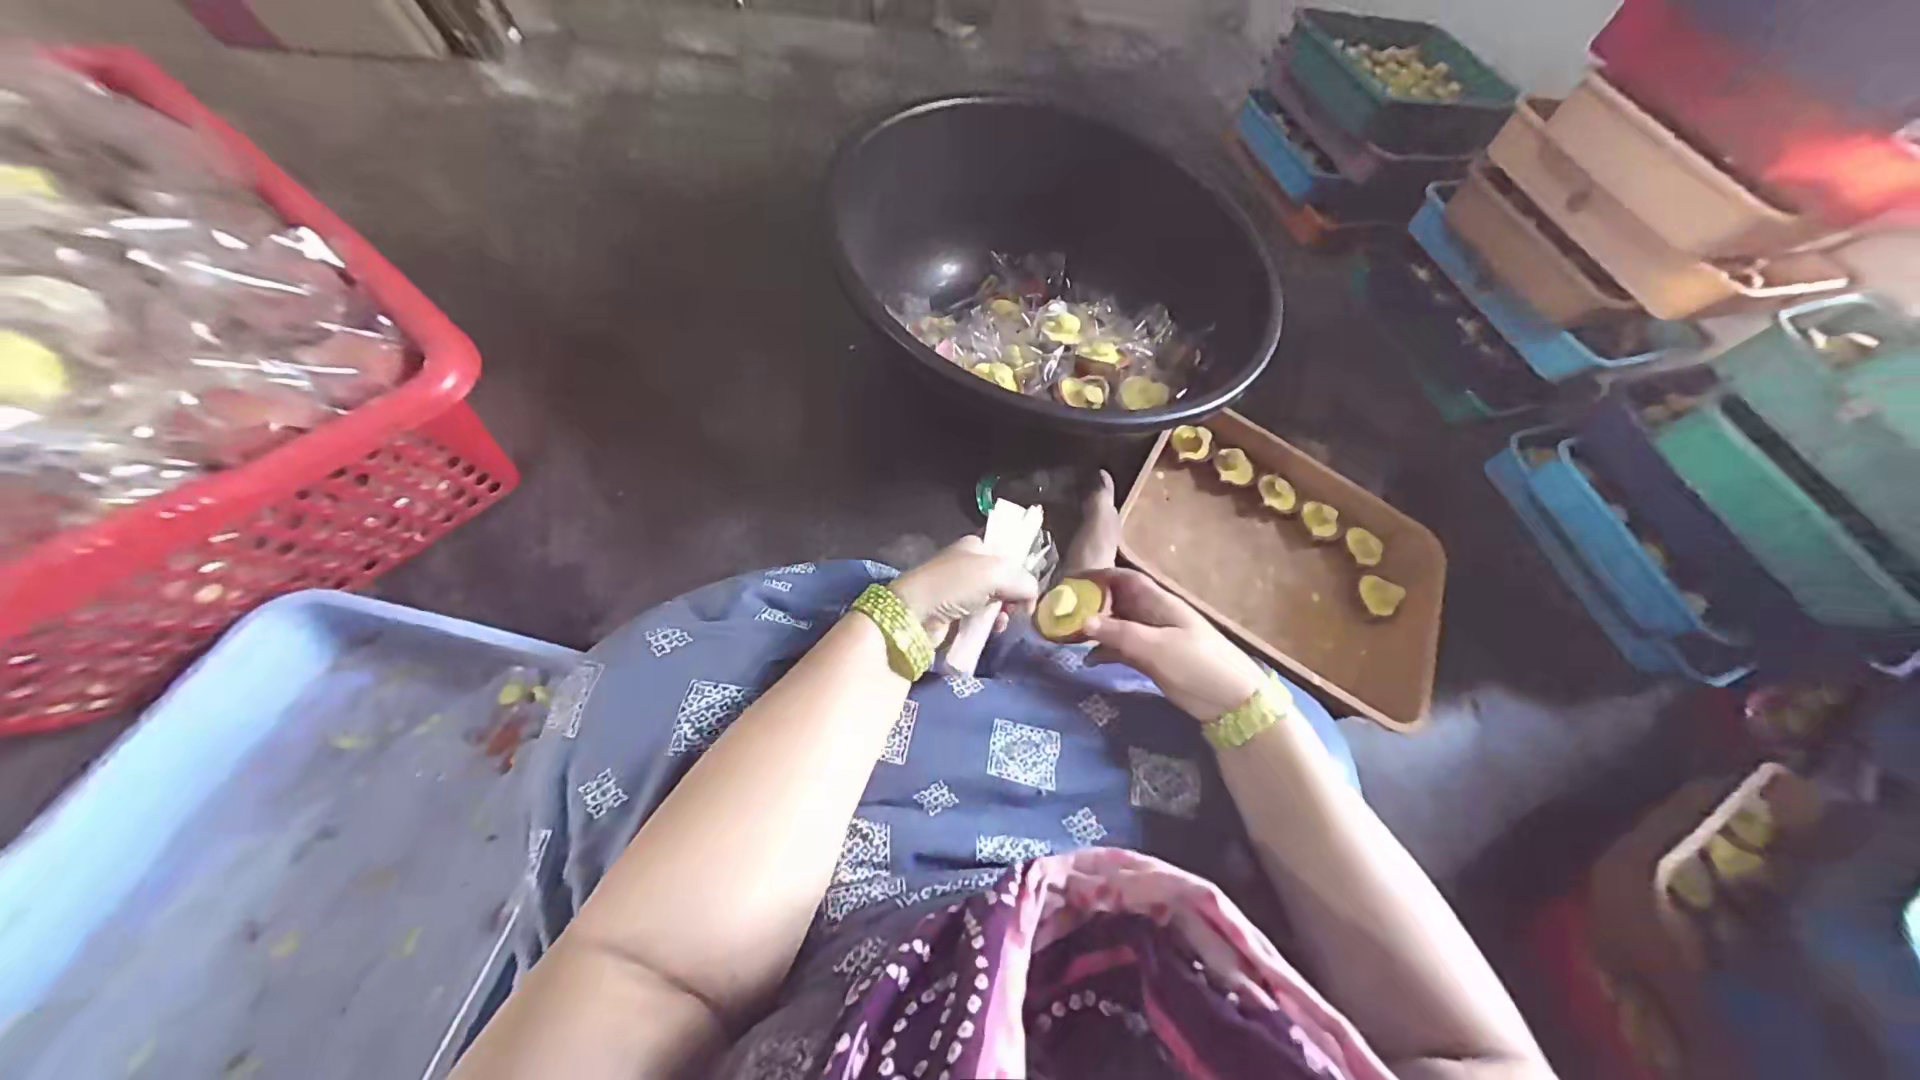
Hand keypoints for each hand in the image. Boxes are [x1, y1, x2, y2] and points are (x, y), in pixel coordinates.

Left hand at [888, 536, 1040, 646]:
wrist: (915, 614)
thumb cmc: (955, 585)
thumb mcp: (996, 573)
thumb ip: (1023, 580)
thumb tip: (1032, 596)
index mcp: (975, 546)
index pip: (1007, 553)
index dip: (1021, 569)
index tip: (1029, 587)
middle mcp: (967, 565)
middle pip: (1003, 579)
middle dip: (1014, 594)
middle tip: (1018, 606)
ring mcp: (960, 590)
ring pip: (994, 600)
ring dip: (1004, 611)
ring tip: (1004, 620)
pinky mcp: (954, 613)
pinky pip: (981, 617)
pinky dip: (990, 624)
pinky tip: (994, 629)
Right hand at [1079, 568, 1265, 722]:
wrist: (1232, 702)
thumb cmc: (1197, 665)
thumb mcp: (1156, 647)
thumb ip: (1119, 633)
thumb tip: (1083, 621)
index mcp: (1158, 603)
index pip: (1124, 579)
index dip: (1098, 576)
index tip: (1070, 582)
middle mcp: (1152, 615)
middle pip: (1116, 601)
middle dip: (1089, 604)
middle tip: (1060, 613)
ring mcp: (1152, 638)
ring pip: (1115, 625)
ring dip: (1093, 628)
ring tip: (1066, 636)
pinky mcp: (1152, 659)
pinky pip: (1121, 648)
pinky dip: (1104, 651)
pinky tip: (1088, 660)